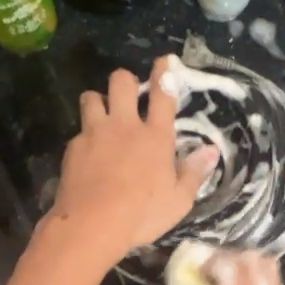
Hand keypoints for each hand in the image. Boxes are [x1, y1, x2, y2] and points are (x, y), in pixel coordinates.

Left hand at [44, 58, 217, 267]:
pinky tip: (89, 156)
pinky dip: (85, 138)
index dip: (165, 73)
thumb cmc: (142, 214)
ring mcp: (95, 133)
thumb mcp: (179, 200)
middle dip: (125, 80)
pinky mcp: (73, 148)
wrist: (91, 225)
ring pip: (91, 97)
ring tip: (103, 116)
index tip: (165, 60)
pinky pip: (79, 132)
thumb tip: (211, 151)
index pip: (163, 94)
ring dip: (98, 101)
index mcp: (155, 136)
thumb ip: (194, 172)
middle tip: (128, 94)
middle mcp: (124, 126)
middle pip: (121, 82)